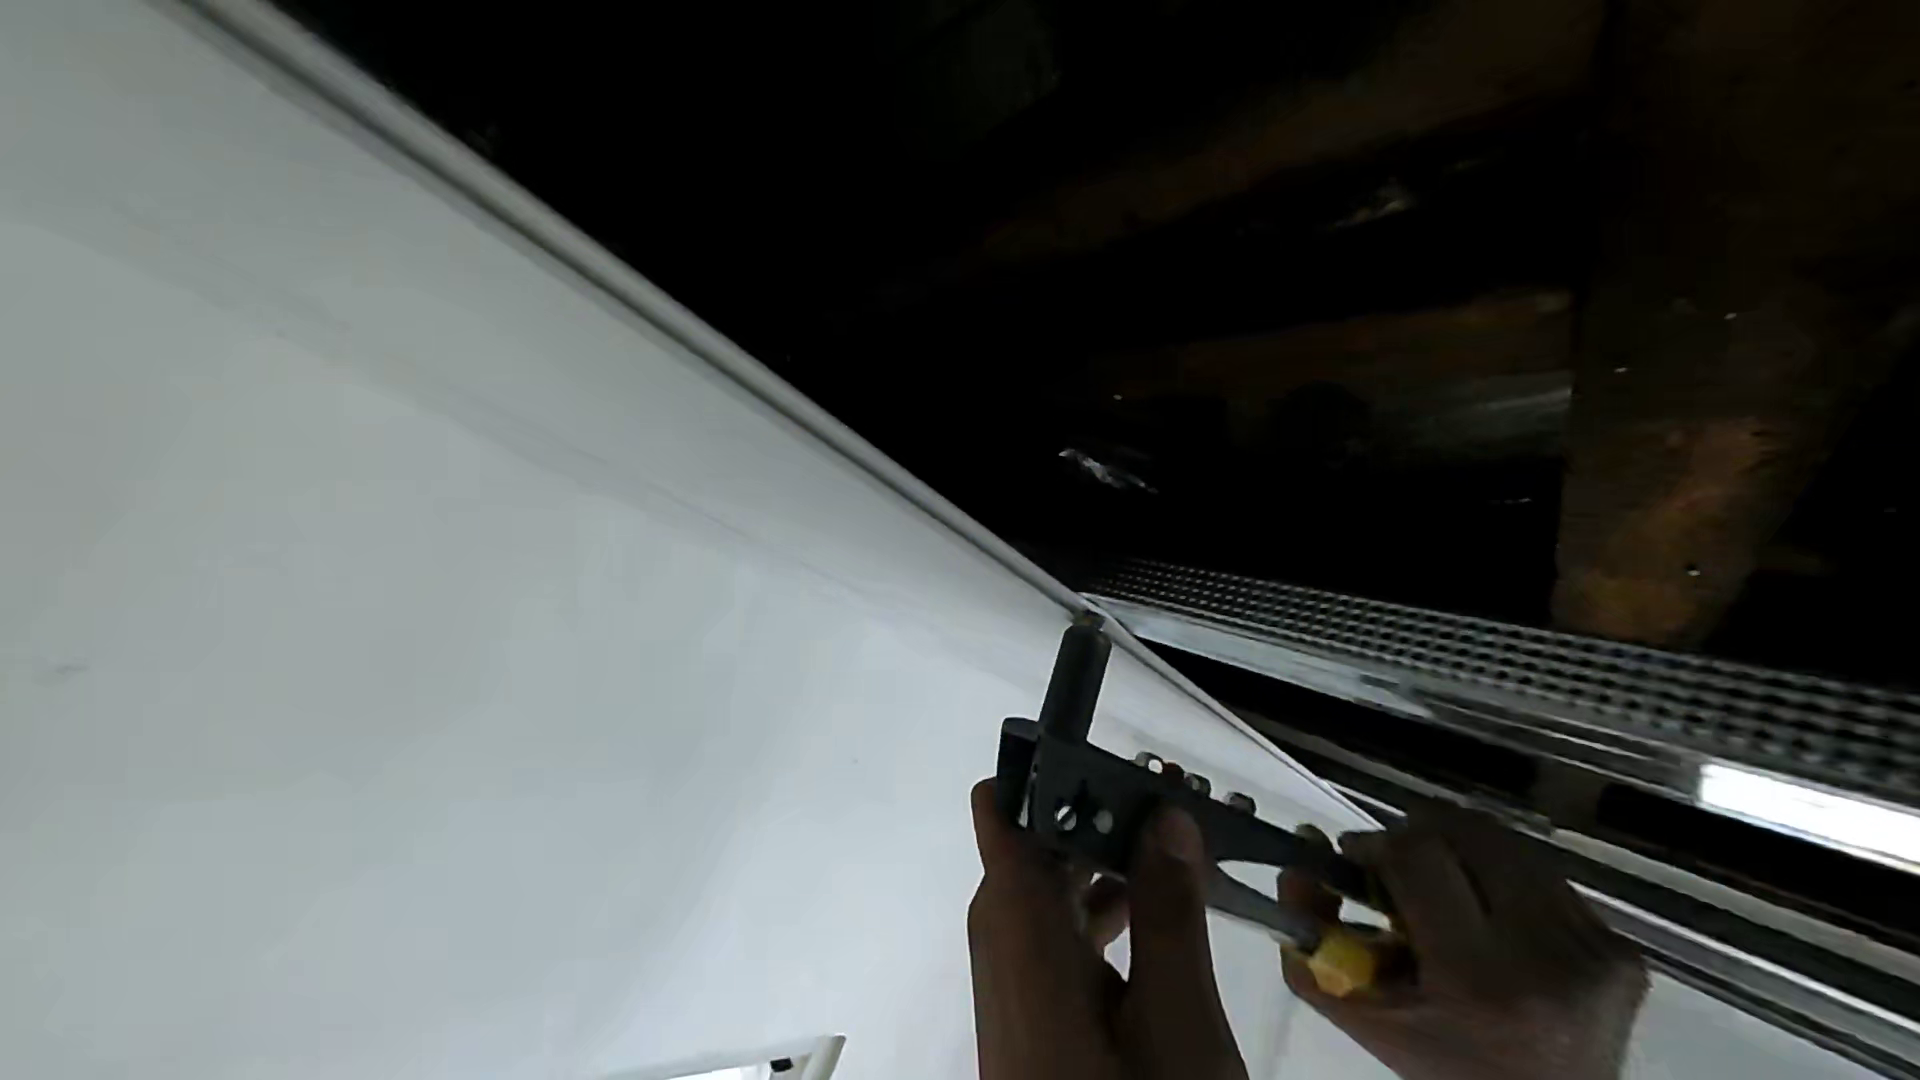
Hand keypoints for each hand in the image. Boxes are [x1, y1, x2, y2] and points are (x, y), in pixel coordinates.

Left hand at [967, 778, 1248, 1079]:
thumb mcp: (1174, 1024)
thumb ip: (1170, 913)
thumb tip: (1167, 815)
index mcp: (1018, 921)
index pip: (1003, 811)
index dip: (1046, 772)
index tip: (1108, 760)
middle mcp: (1003, 931)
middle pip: (1035, 838)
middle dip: (1096, 810)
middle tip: (1169, 797)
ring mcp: (1014, 967)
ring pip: (1051, 881)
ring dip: (1107, 857)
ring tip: (1176, 841)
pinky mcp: (1031, 997)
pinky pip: (1057, 923)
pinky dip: (1100, 903)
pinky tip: (1154, 905)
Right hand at [1281, 802, 1647, 1079]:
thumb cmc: (1438, 1064)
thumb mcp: (1354, 1007)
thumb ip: (1308, 927)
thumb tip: (1304, 846)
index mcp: (1480, 979)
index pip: (1418, 855)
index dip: (1376, 842)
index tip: (1357, 855)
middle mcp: (1548, 957)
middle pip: (1465, 833)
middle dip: (1415, 834)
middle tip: (1393, 860)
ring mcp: (1595, 952)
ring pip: (1503, 842)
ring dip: (1456, 846)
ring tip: (1436, 878)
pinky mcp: (1624, 952)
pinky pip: (1539, 871)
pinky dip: (1497, 870)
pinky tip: (1482, 902)